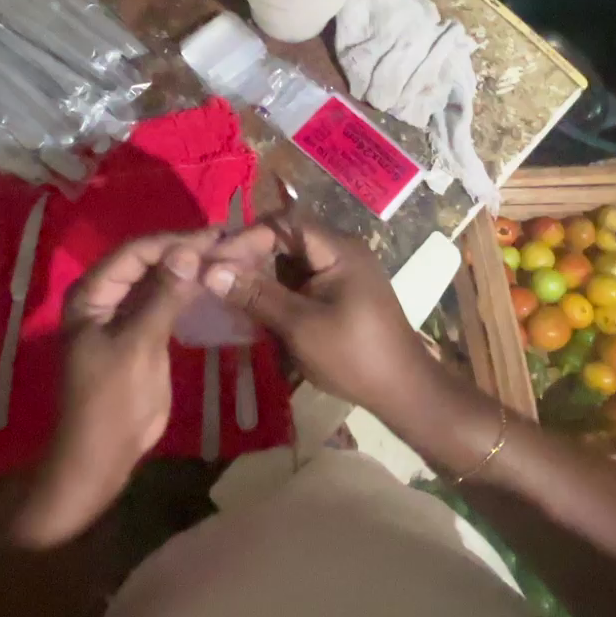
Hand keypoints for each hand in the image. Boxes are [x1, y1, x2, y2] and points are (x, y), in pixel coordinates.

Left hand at [12, 231, 214, 547]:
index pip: (134, 253)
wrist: (102, 457)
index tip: (213, 237)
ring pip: (158, 281)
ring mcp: (123, 316)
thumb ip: (162, 297)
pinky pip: (165, 303)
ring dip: (188, 270)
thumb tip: (188, 252)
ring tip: (227, 257)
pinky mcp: (142, 334)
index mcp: (91, 294)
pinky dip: (187, 294)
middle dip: (184, 252)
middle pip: (147, 263)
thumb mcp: (137, 345)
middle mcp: (105, 297)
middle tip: (227, 243)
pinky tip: (213, 287)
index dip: (173, 242)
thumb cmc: (110, 401)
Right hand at [204, 219, 436, 417]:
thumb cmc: (354, 356)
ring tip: (229, 293)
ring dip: (261, 274)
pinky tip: (256, 308)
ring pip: (291, 260)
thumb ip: (256, 295)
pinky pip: (301, 279)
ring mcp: (343, 272)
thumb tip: (210, 271)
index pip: (284, 224)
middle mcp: (342, 250)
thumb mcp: (300, 326)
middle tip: (216, 277)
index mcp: (339, 249)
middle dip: (250, 255)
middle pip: (286, 238)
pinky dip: (277, 289)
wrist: (405, 392)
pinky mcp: (341, 292)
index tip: (216, 262)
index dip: (246, 238)